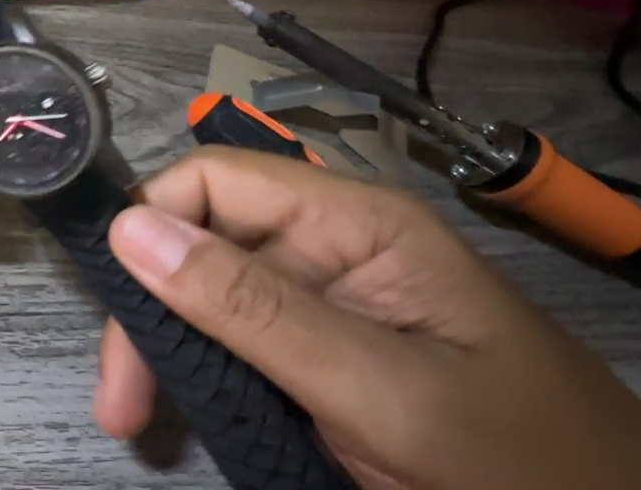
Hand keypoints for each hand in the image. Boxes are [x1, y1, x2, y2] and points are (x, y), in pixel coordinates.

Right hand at [94, 147, 640, 489]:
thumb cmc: (523, 464)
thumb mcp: (386, 391)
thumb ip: (253, 308)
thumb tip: (125, 228)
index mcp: (351, 220)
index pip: (214, 179)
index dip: (152, 221)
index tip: (118, 300)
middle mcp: (325, 243)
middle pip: (198, 239)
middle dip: (147, 308)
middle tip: (119, 398)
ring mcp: (320, 298)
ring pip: (202, 292)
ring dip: (161, 349)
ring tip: (131, 414)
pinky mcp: (315, 347)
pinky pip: (230, 337)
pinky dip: (193, 371)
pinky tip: (174, 406)